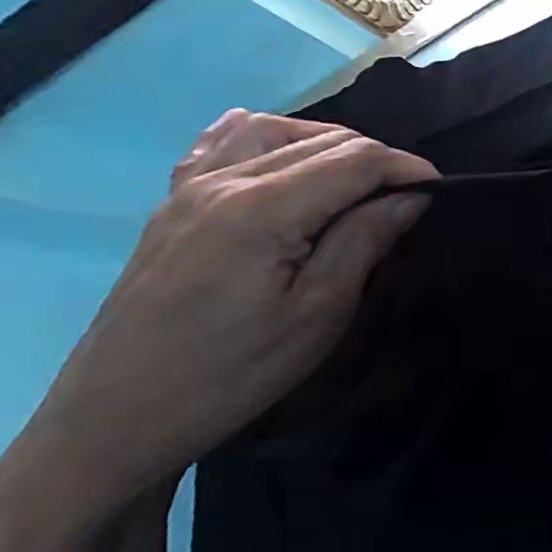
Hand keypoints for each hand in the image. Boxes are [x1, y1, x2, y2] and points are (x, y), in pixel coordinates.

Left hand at [0, 110, 437, 514]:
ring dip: (325, 143)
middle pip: (321, 140)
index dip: (406, 167)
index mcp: (263, 208)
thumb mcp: (315, 318)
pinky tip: (275, 150)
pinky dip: (263, 136)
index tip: (438, 190)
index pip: (355, 159)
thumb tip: (410, 198)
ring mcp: (189, 187)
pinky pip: (220, 142)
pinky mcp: (169, 204)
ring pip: (274, 130)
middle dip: (375, 158)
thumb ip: (364, 243)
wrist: (113, 421)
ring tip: (352, 178)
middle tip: (404, 199)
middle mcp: (224, 179)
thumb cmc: (228, 376)